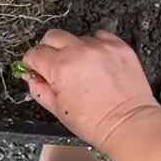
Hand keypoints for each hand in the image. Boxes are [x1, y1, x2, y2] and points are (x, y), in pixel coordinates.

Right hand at [21, 29, 160, 151]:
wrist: (128, 124)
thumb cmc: (95, 122)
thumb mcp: (58, 110)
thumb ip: (39, 89)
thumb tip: (31, 77)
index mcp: (61, 68)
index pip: (35, 54)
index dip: (31, 63)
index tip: (35, 68)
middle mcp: (80, 52)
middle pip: (52, 36)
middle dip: (48, 49)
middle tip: (53, 65)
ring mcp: (101, 47)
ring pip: (76, 37)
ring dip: (74, 49)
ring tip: (81, 69)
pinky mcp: (119, 47)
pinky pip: (100, 36)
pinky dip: (95, 46)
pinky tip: (96, 63)